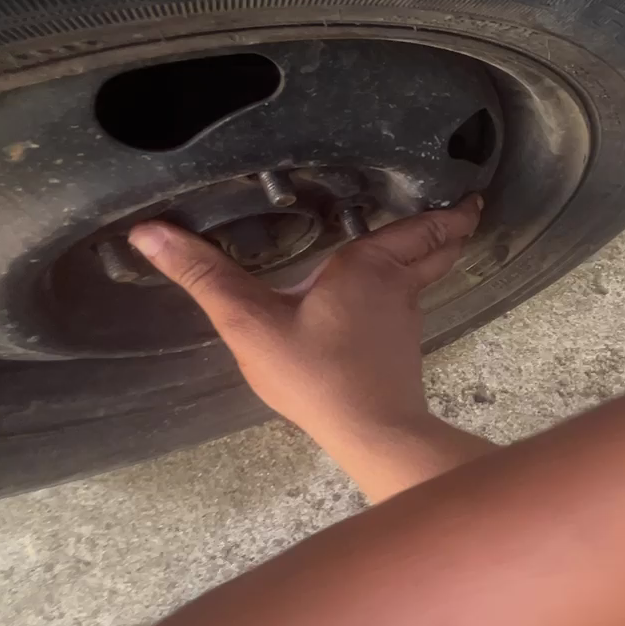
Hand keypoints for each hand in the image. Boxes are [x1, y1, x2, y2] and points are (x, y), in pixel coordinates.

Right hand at [126, 197, 481, 444]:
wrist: (372, 428)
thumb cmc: (316, 374)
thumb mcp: (251, 323)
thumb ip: (205, 276)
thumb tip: (151, 232)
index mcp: (372, 266)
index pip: (423, 228)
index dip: (453, 212)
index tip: (473, 197)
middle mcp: (399, 285)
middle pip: (437, 249)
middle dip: (454, 228)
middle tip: (467, 211)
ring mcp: (407, 317)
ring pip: (426, 275)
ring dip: (433, 254)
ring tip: (430, 239)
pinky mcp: (404, 344)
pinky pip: (411, 300)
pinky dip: (412, 282)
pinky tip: (390, 291)